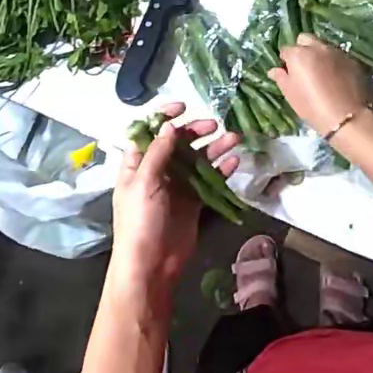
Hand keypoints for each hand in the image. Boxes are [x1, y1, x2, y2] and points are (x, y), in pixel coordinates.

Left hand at [112, 102, 240, 290]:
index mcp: (138, 163)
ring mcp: (177, 185)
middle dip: (195, 130)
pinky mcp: (193, 200)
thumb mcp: (145, 182)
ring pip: (197, 159)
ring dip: (214, 148)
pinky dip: (221, 169)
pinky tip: (234, 161)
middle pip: (178, 142)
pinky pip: (209, 180)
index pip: (150, 131)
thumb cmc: (140, 221)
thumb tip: (169, 125)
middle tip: (214, 125)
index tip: (183, 107)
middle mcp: (158, 170)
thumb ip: (159, 152)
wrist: (151, 265)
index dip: (164, 116)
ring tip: (233, 138)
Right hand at [269, 33, 369, 135]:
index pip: (286, 50)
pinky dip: (334, 62)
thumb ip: (281, 78)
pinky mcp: (353, 60)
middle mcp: (318, 48)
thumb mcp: (290, 95)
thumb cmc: (312, 107)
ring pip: (323, 46)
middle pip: (305, 39)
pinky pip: (339, 56)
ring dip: (319, 55)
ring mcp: (337, 52)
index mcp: (299, 55)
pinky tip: (337, 78)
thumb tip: (275, 70)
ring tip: (322, 73)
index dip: (286, 61)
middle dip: (302, 49)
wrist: (347, 118)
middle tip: (304, 67)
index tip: (288, 72)